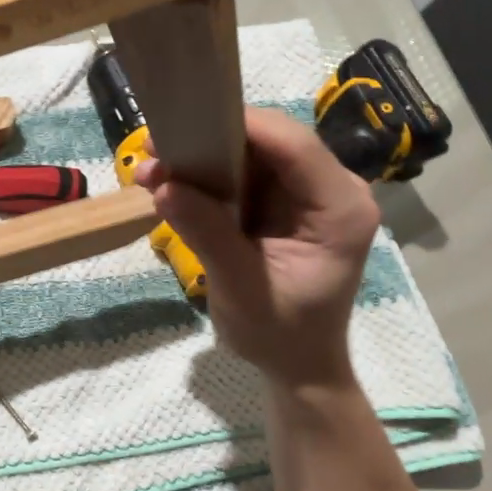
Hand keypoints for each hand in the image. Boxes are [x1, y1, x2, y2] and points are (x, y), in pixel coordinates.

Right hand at [135, 106, 378, 387]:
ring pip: (254, 157)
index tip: (183, 124)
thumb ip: (207, 233)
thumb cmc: (279, 334)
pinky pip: (246, 178)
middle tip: (154, 149)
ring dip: (203, 160)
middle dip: (212, 142)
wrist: (297, 366)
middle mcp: (332, 190)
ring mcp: (308, 196)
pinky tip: (170, 184)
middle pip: (272, 144)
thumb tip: (162, 186)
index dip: (241, 127)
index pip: (294, 147)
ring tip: (152, 169)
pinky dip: (208, 179)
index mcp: (340, 208)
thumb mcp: (240, 287)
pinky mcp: (285, 206)